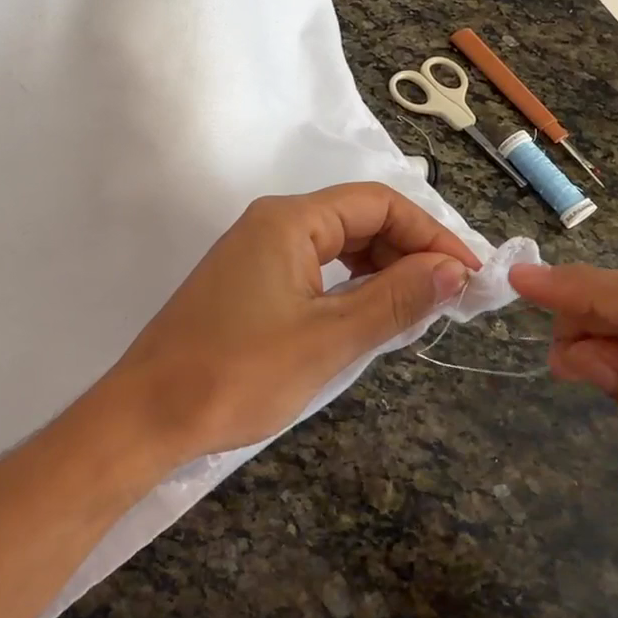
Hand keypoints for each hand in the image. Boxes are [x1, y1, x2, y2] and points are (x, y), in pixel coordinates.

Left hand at [104, 183, 478, 463]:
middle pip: (357, 219)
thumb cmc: (238, 373)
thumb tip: (453, 269)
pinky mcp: (246, 283)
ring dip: (381, 272)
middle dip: (408, 252)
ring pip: (336, 246)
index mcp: (288, 221)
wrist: (148, 413)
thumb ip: (395, 299)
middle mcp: (270, 224)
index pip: (378, 204)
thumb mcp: (328, 339)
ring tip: (418, 312)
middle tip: (450, 299)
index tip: (469, 276)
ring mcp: (254, 253)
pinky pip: (312, 270)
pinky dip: (348, 288)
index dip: (430, 234)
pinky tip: (368, 319)